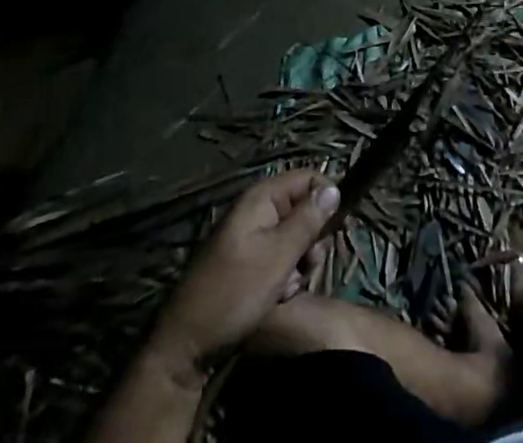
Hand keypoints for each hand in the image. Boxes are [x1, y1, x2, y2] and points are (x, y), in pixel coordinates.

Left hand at [144, 170, 339, 380]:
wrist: (187, 344)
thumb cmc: (235, 293)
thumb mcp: (280, 255)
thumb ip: (309, 219)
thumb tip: (335, 187)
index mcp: (261, 198)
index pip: (309, 178)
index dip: (327, 199)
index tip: (335, 230)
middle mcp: (257, 211)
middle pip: (305, 209)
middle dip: (313, 239)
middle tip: (308, 264)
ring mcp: (252, 237)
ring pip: (297, 237)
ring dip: (301, 262)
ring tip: (289, 286)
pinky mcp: (250, 261)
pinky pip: (282, 257)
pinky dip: (286, 275)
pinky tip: (278, 295)